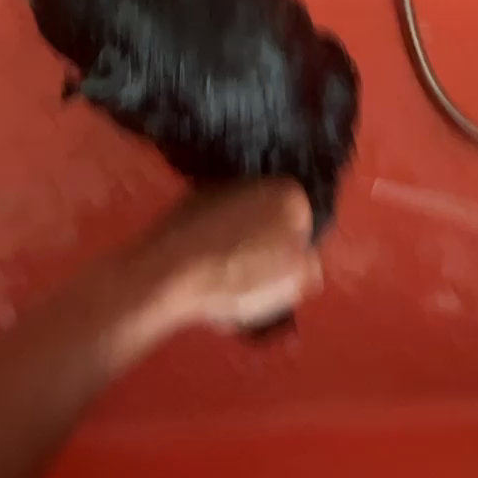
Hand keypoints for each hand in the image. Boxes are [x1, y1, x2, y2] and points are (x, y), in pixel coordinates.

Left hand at [126, 181, 320, 335]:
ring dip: (237, 257)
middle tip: (257, 289)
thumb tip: (305, 260)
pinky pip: (209, 236)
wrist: (168, 275)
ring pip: (238, 231)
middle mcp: (253, 181)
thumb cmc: (241, 277)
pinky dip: (210, 255)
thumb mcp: (295, 282)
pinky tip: (204, 284)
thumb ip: (309, 267)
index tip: (283, 279)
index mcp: (288, 193)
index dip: (295, 256)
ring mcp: (215, 191)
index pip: (305, 225)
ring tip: (228, 296)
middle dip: (265, 253)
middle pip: (269, 224)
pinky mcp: (183, 207)